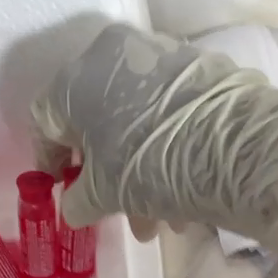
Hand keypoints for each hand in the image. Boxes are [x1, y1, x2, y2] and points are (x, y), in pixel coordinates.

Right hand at [29, 22, 277, 264]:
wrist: (231, 145)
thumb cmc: (146, 166)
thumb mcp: (104, 193)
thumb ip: (78, 200)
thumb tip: (74, 207)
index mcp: (76, 77)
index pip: (46, 119)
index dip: (50, 158)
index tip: (60, 186)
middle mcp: (114, 54)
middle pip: (99, 122)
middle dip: (109, 176)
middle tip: (120, 213)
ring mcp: (160, 56)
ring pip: (138, 123)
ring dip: (144, 175)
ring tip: (163, 222)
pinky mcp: (201, 68)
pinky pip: (170, 114)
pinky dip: (170, 150)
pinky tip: (186, 194)